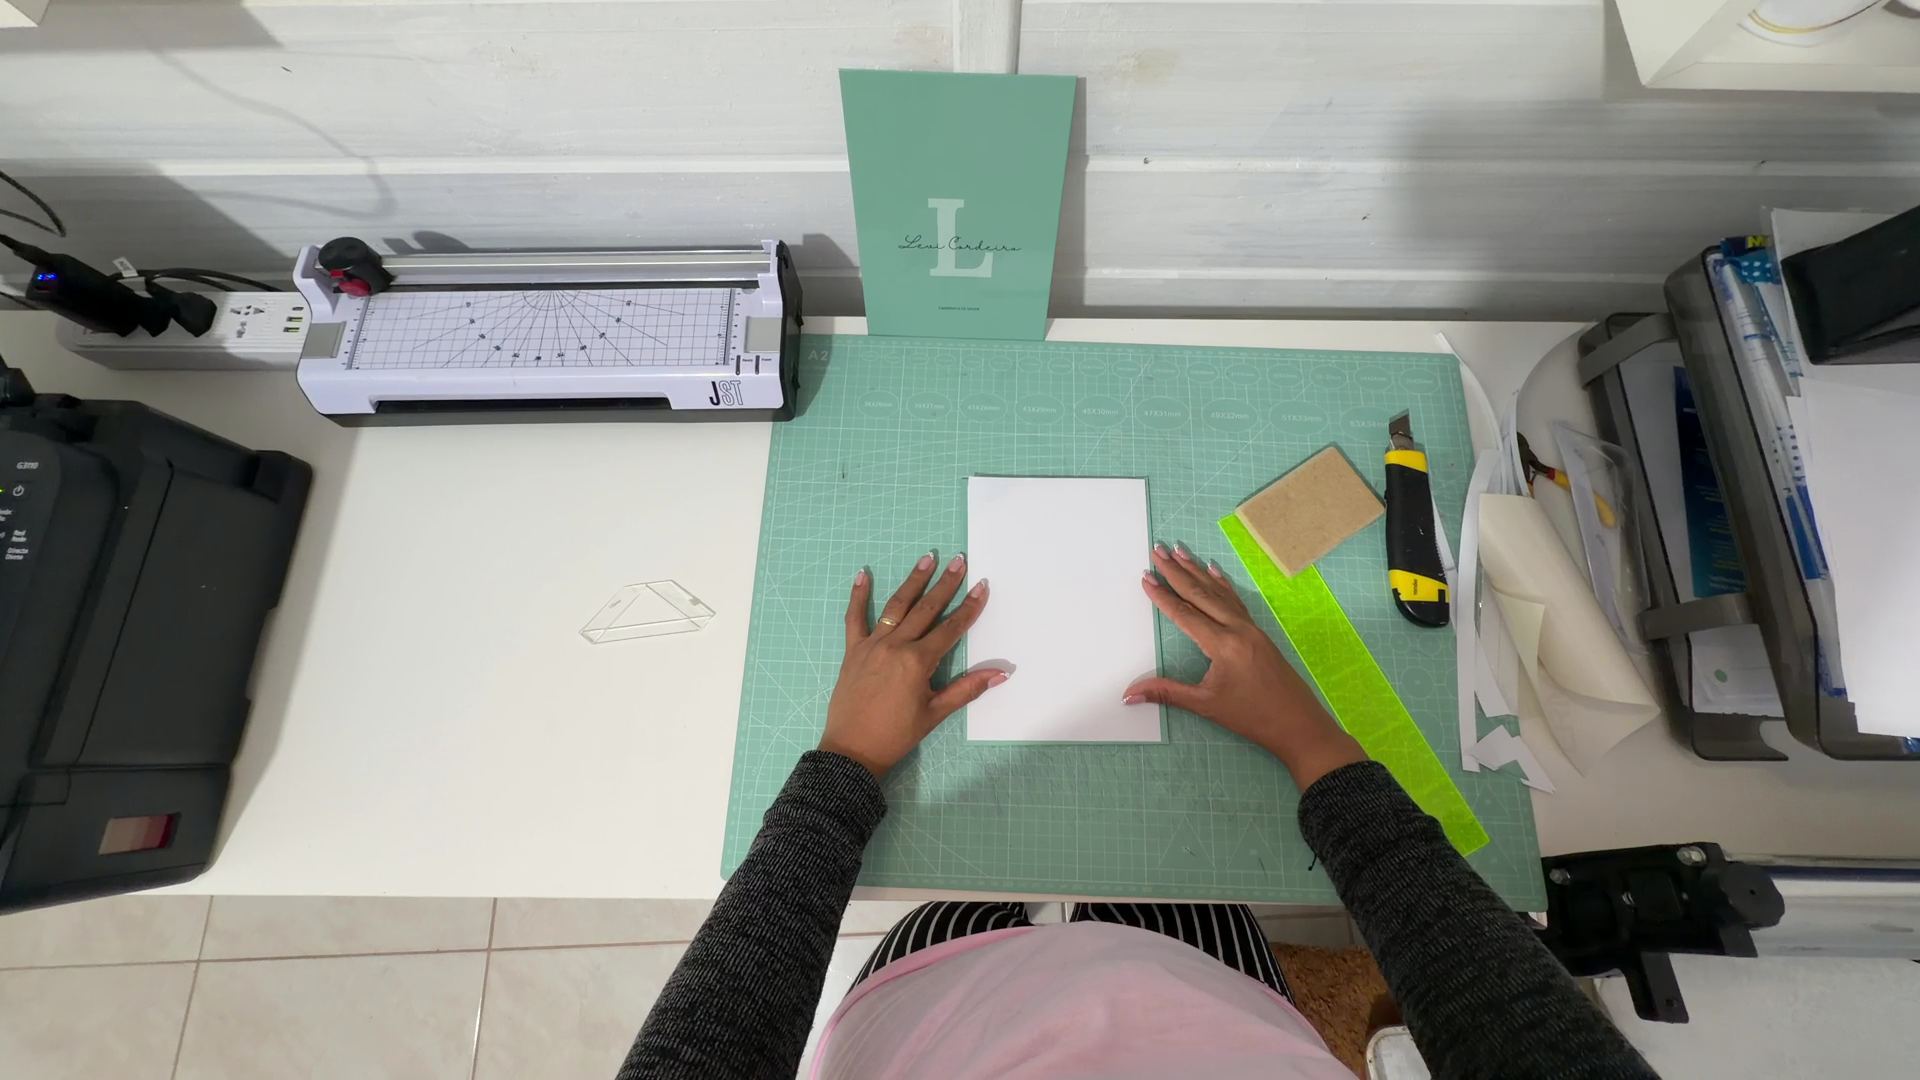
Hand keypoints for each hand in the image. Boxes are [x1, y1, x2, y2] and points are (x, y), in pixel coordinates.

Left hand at [820, 552, 1006, 777]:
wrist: (852, 750)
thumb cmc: (896, 735)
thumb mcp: (935, 713)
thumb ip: (967, 689)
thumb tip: (1001, 673)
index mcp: (918, 661)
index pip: (951, 628)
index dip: (969, 606)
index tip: (982, 585)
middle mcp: (896, 646)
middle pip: (926, 609)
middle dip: (945, 584)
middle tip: (959, 561)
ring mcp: (872, 645)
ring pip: (896, 606)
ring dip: (913, 581)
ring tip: (927, 559)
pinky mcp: (852, 650)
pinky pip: (854, 618)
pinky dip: (858, 595)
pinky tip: (863, 574)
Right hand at [1125, 543, 1365, 789]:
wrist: (1299, 725)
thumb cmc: (1252, 717)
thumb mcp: (1205, 705)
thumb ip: (1166, 692)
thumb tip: (1128, 694)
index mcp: (1223, 645)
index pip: (1185, 614)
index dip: (1163, 595)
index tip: (1146, 576)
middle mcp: (1237, 629)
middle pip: (1201, 594)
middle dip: (1176, 571)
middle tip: (1158, 550)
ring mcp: (1250, 628)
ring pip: (1218, 593)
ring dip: (1197, 571)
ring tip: (1180, 551)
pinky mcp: (1258, 632)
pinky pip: (1235, 600)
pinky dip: (1221, 583)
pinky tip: (1213, 570)